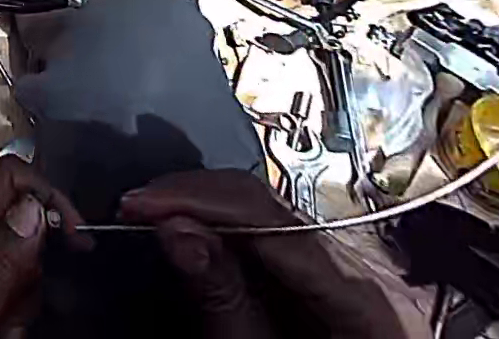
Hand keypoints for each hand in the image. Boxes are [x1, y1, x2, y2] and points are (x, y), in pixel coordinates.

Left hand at [0, 157, 90, 338]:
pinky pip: (10, 283)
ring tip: (1, 327)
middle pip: (19, 216)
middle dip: (32, 261)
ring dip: (23, 295)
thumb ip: (0, 261)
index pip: (7, 175)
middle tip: (19, 305)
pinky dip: (14, 309)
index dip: (46, 194)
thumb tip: (36, 209)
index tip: (77, 234)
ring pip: (20, 255)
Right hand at [118, 170, 422, 338]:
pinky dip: (217, 221)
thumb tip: (173, 227)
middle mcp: (360, 262)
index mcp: (364, 293)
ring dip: (198, 204)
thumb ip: (223, 301)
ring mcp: (344, 258)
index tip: (139, 203)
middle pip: (262, 201)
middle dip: (190, 198)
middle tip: (133, 205)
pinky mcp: (320, 262)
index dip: (195, 200)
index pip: (265, 215)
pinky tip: (184, 222)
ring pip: (258, 204)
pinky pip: (262, 224)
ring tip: (149, 212)